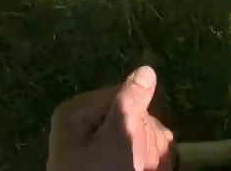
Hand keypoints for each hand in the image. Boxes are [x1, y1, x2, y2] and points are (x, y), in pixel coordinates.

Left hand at [47, 66, 174, 170]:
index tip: (145, 142)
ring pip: (139, 143)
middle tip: (145, 166)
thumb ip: (130, 102)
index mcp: (79, 113)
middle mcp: (85, 129)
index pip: (124, 95)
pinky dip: (149, 168)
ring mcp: (96, 154)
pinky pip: (137, 160)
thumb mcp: (115, 139)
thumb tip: (147, 70)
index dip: (141, 117)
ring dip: (151, 159)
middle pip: (133, 120)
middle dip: (147, 143)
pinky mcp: (108, 169)